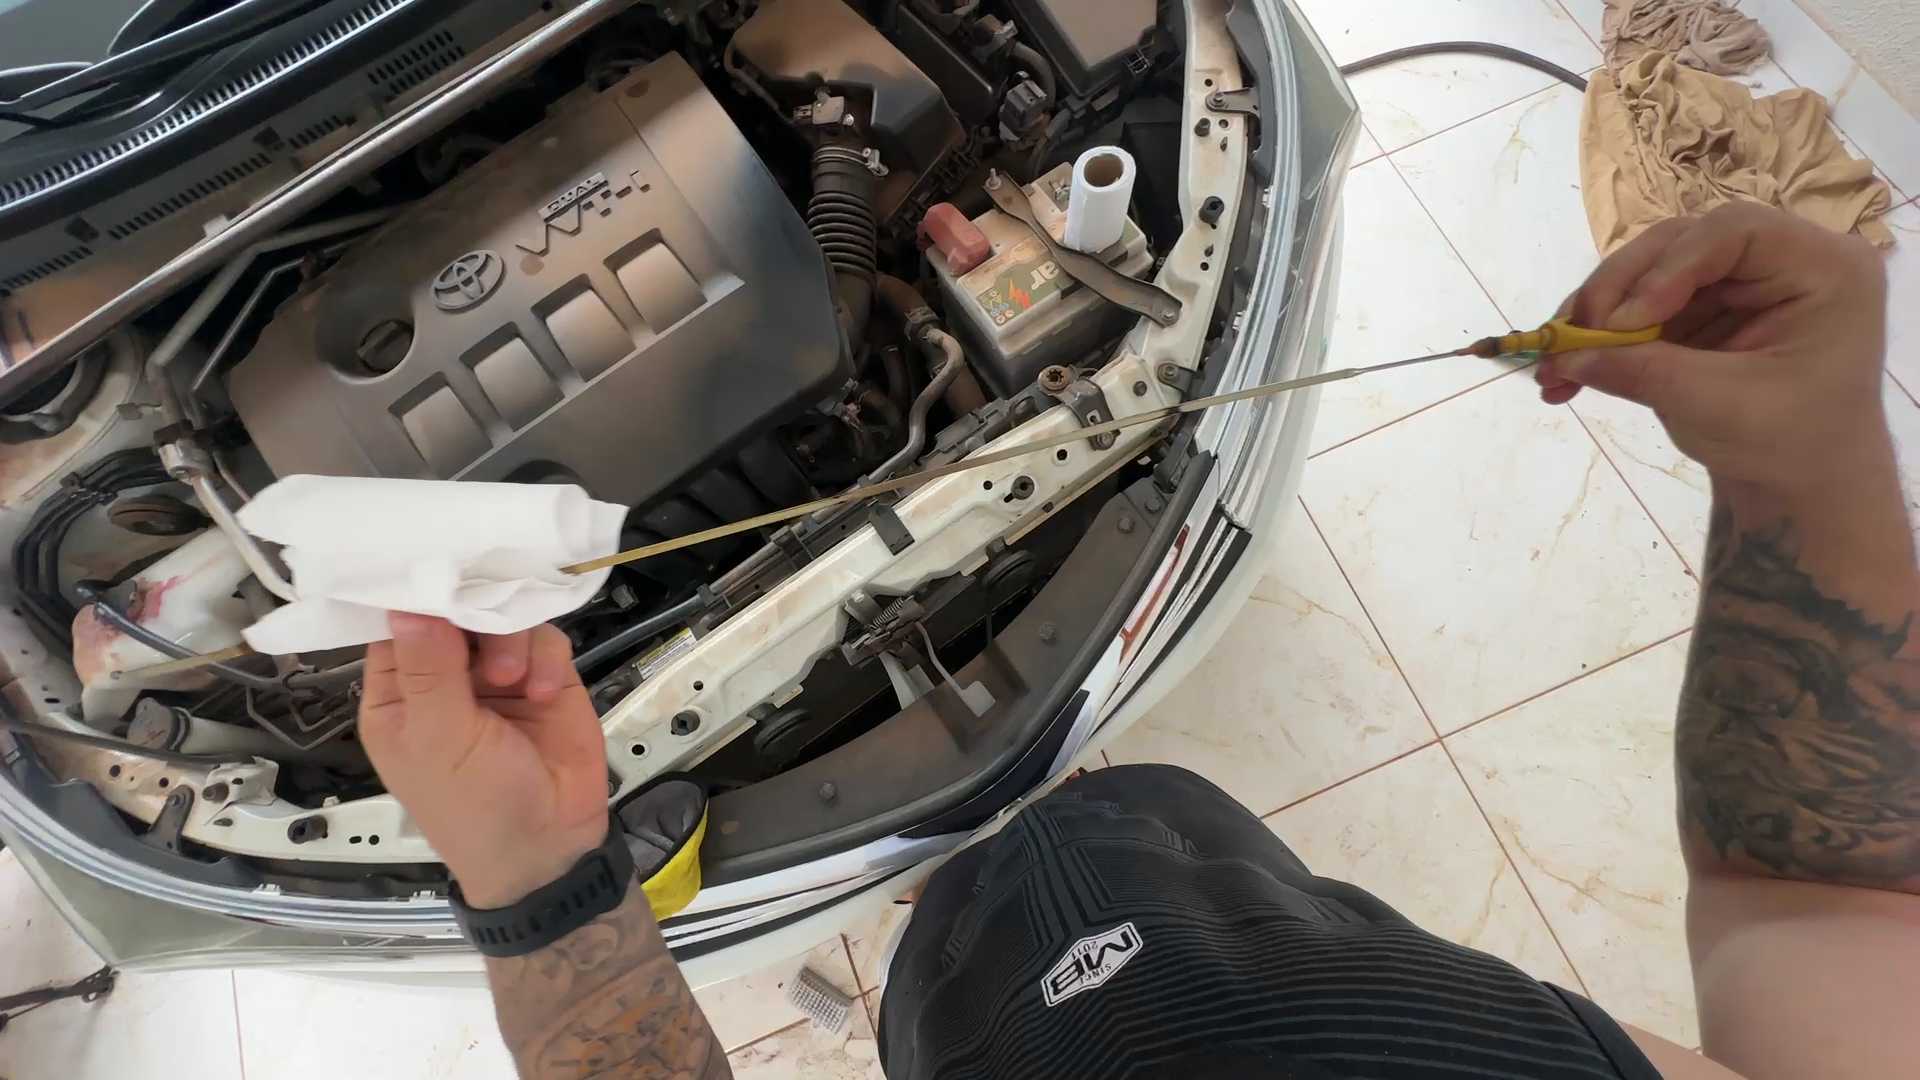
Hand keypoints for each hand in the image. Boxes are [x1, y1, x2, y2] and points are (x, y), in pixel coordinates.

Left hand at [359, 614, 609, 908]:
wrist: (550, 838)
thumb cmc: (474, 803)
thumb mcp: (439, 740)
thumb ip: (428, 671)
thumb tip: (408, 605)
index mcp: (401, 696)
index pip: (397, 629)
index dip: (413, 599)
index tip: (433, 568)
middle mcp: (449, 679)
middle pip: (459, 615)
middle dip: (475, 621)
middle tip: (488, 641)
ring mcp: (503, 677)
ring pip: (507, 620)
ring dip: (515, 644)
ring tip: (518, 682)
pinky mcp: (549, 677)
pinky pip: (548, 640)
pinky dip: (548, 660)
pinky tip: (546, 692)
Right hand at [1536, 203, 1891, 499]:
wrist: (1792, 472)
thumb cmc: (1783, 436)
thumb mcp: (1717, 404)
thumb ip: (1642, 373)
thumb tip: (1562, 359)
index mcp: (1817, 270)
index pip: (1730, 232)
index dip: (1665, 269)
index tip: (1618, 324)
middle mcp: (1770, 264)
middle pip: (1673, 245)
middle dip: (1613, 290)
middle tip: (1570, 338)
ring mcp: (1724, 288)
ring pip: (1638, 275)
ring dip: (1587, 319)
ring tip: (1553, 366)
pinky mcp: (1686, 314)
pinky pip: (1623, 311)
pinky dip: (1588, 341)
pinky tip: (1561, 376)